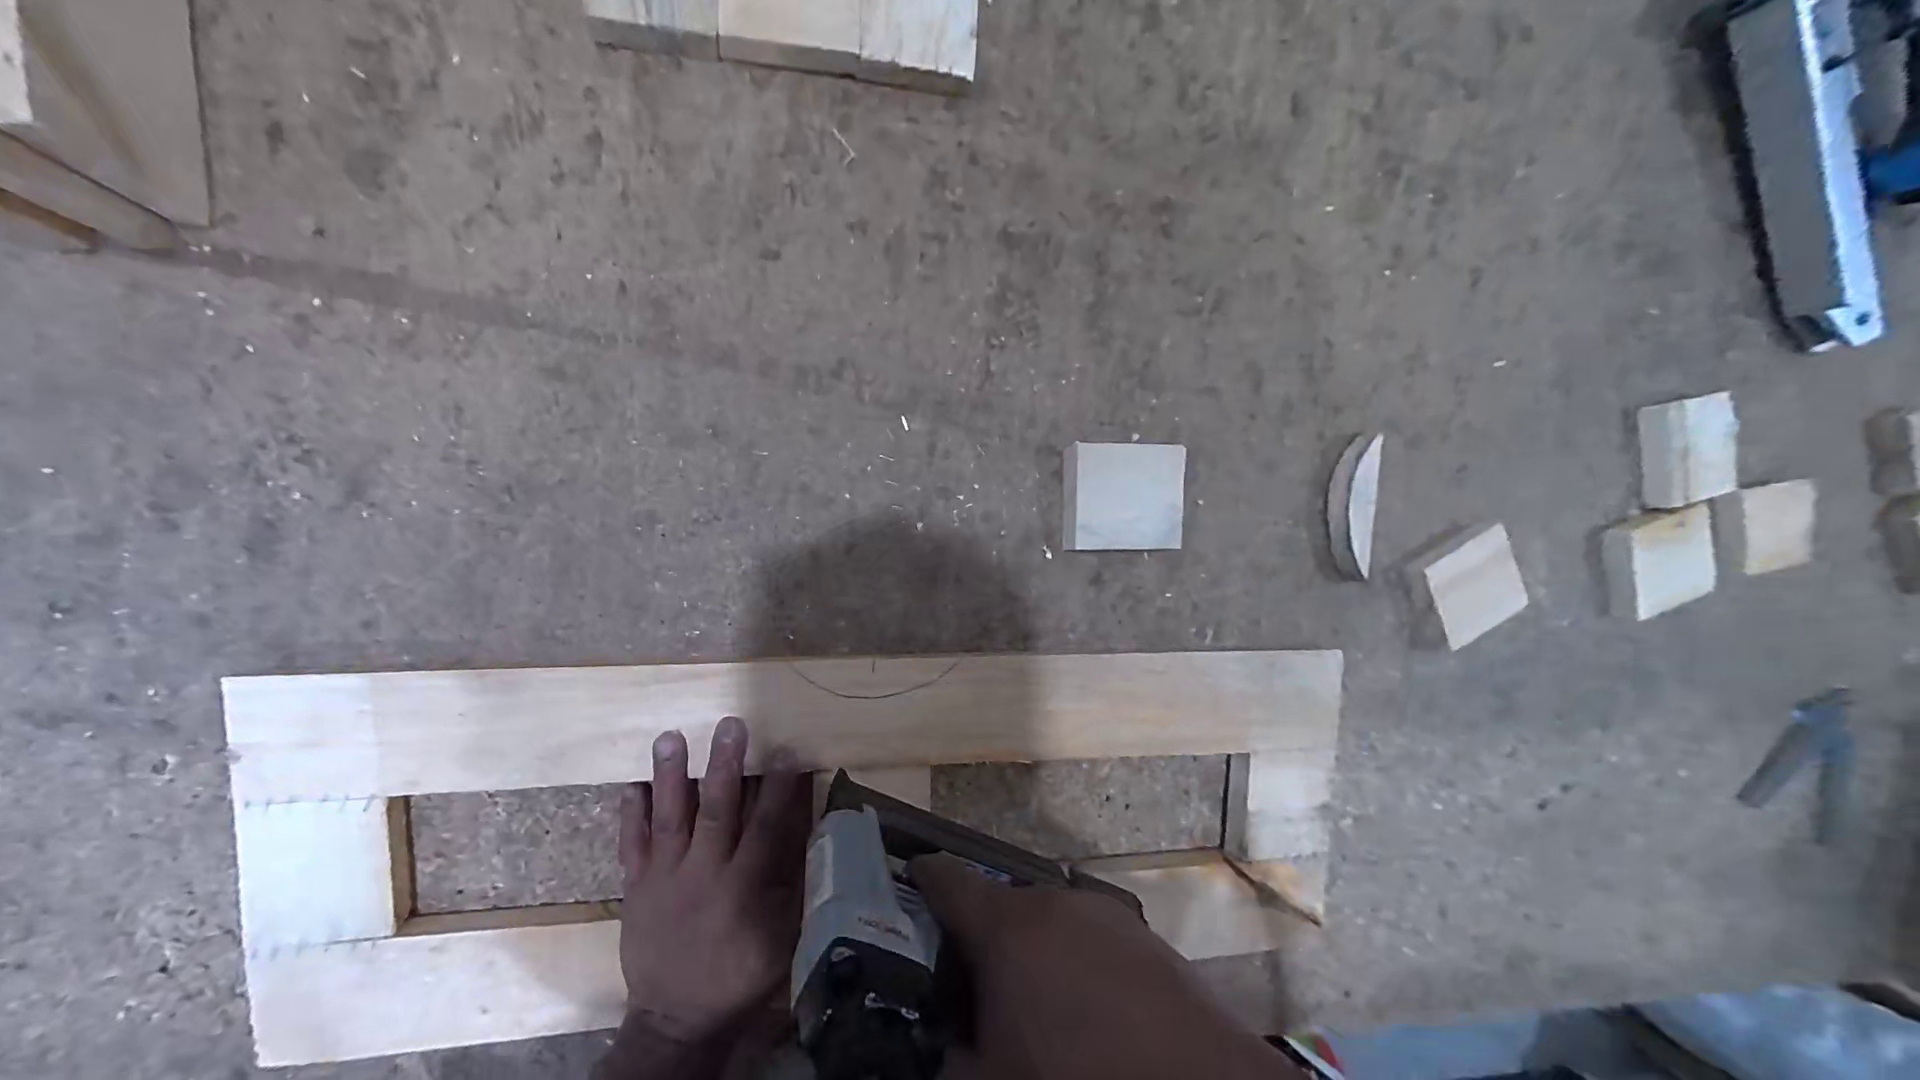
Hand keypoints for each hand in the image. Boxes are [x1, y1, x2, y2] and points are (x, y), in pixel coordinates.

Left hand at [598, 718, 808, 1079]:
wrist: (674, 1019)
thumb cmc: (739, 975)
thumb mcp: (781, 939)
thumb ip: (794, 887)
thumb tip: (810, 835)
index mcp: (743, 888)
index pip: (765, 828)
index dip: (779, 789)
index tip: (788, 752)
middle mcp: (703, 874)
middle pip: (715, 811)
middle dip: (724, 765)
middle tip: (730, 725)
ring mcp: (664, 879)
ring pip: (668, 818)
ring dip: (670, 776)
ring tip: (670, 736)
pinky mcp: (636, 888)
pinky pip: (631, 846)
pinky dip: (630, 816)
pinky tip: (632, 785)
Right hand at [909, 854, 1301, 1079]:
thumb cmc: (1077, 1076)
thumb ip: (950, 1060)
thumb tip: (939, 1048)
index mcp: (1007, 927)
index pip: (947, 878)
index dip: (922, 876)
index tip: (907, 879)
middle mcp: (1053, 902)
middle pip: (999, 905)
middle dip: (982, 936)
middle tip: (973, 983)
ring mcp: (1104, 914)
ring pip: (1048, 921)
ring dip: (1032, 950)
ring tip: (1036, 1003)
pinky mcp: (1145, 936)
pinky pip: (1090, 938)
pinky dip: (1075, 962)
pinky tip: (1091, 1010)